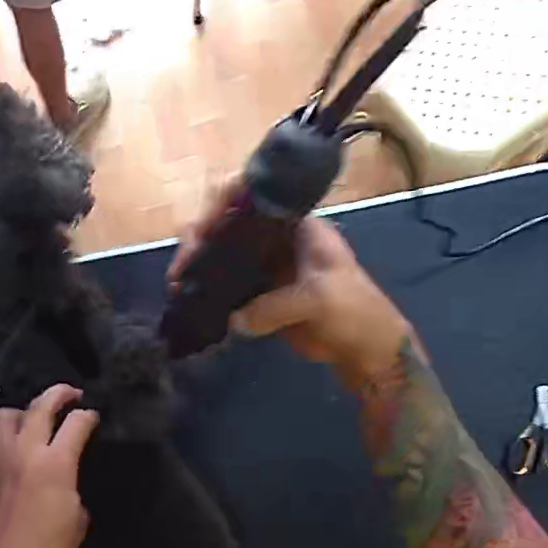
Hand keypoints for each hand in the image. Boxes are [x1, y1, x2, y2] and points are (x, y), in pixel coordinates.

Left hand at [0, 384, 99, 547]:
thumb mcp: (78, 518)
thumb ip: (74, 487)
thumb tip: (66, 480)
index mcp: (56, 463)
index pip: (77, 422)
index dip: (89, 416)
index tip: (94, 417)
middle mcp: (24, 451)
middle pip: (40, 405)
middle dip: (60, 394)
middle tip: (72, 394)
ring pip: (4, 414)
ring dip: (22, 412)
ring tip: (32, 420)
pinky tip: (6, 446)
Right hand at [169, 194, 410, 382]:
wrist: (368, 351)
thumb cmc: (355, 313)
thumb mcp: (318, 300)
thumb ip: (275, 307)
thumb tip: (236, 320)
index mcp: (297, 224)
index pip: (252, 196)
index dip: (221, 204)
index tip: (202, 228)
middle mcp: (278, 238)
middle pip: (229, 223)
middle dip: (201, 237)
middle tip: (184, 265)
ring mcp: (269, 266)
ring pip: (225, 254)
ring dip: (200, 265)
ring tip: (179, 283)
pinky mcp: (263, 296)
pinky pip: (230, 287)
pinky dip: (211, 292)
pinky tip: (192, 301)